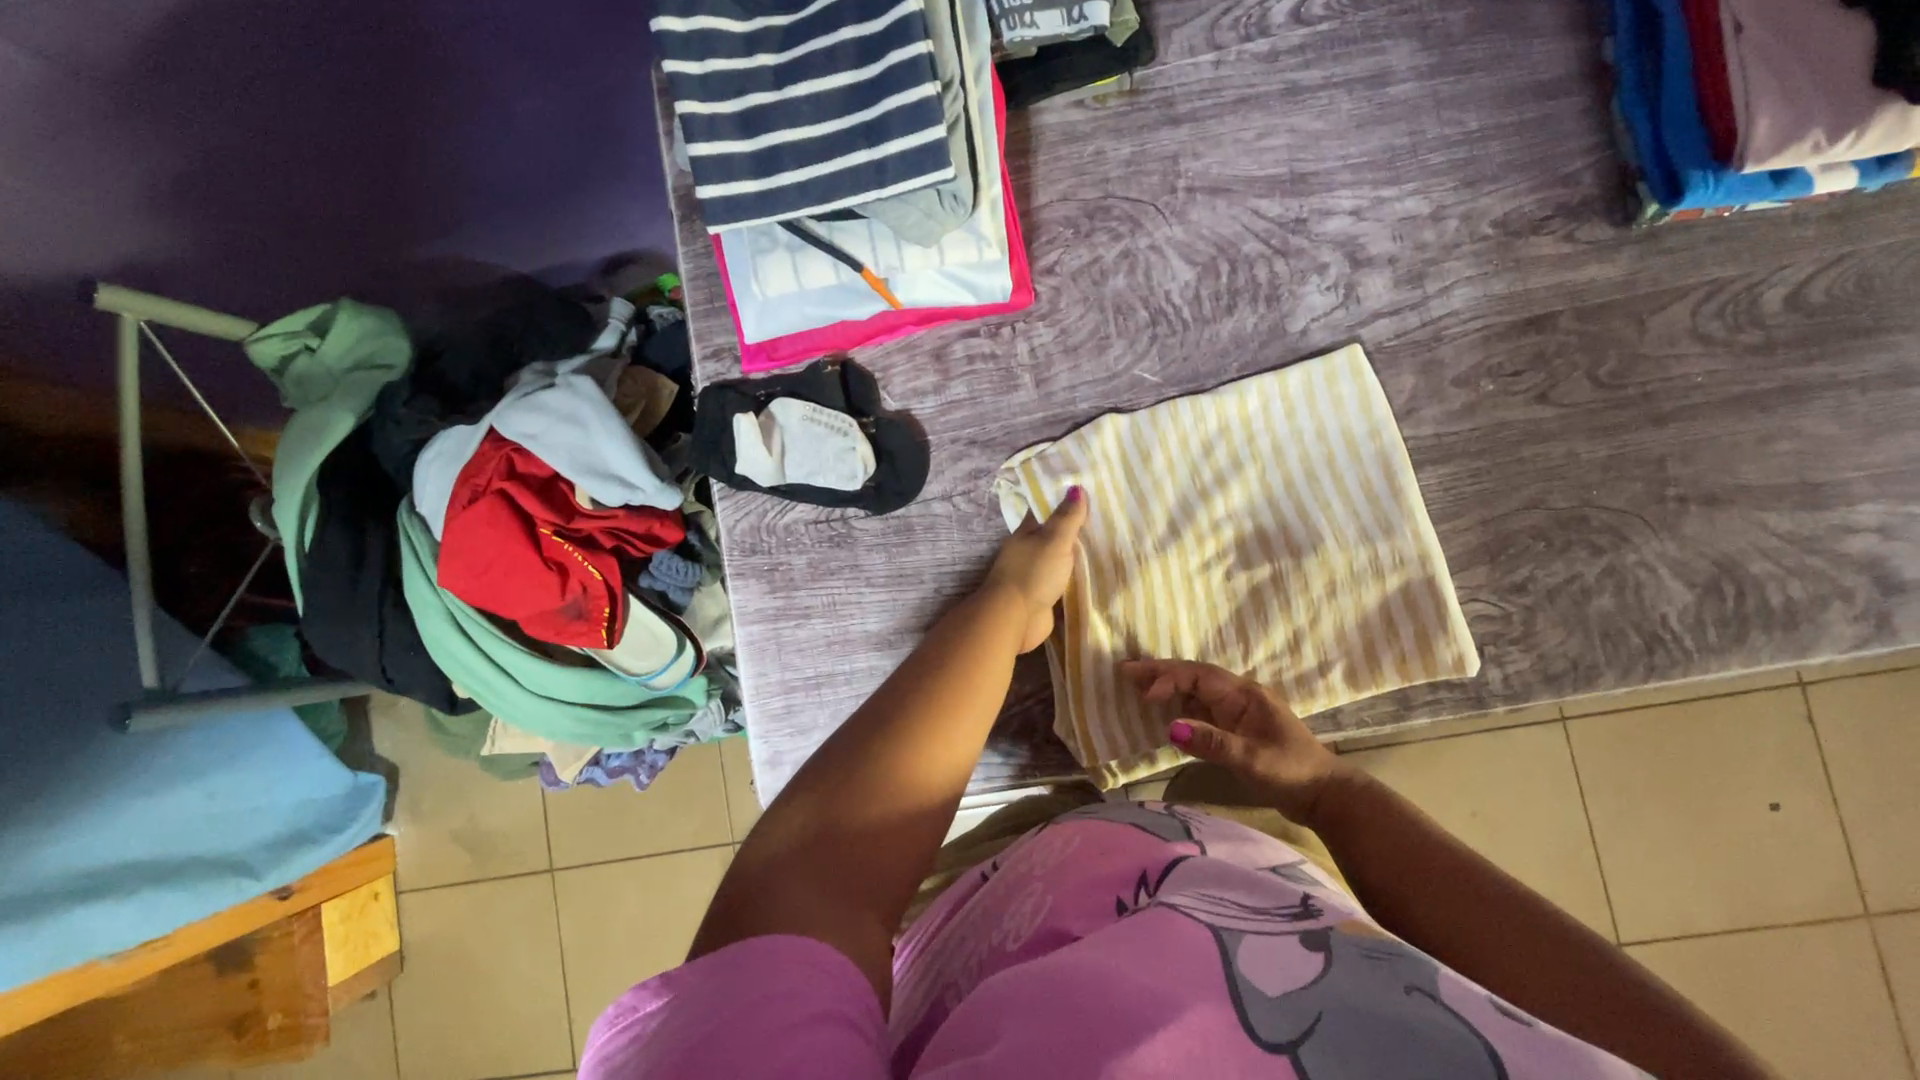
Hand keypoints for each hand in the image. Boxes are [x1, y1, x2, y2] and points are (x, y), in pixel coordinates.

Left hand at [984, 486, 1089, 652]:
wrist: (1014, 619)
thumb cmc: (1032, 573)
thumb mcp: (1053, 540)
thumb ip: (1067, 517)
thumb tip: (1076, 487)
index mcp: (1026, 532)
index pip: (1044, 509)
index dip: (1061, 500)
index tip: (1085, 492)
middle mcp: (1029, 550)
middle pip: (1053, 534)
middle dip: (1074, 528)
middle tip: (1105, 518)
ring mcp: (1035, 574)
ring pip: (1059, 558)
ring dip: (1076, 554)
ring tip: (1106, 543)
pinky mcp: (1044, 595)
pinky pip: (1063, 581)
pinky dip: (1076, 576)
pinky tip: (1095, 572)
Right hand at [1122, 659, 1358, 826]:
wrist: (1324, 795)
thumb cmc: (1291, 773)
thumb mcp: (1251, 760)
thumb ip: (1212, 743)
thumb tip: (1170, 728)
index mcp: (1245, 695)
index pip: (1198, 676)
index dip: (1169, 679)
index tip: (1145, 695)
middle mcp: (1239, 696)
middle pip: (1193, 676)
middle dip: (1160, 672)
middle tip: (1124, 670)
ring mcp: (1237, 712)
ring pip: (1195, 690)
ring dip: (1167, 685)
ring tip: (1136, 684)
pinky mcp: (1236, 728)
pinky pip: (1200, 707)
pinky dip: (1178, 703)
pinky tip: (1163, 709)